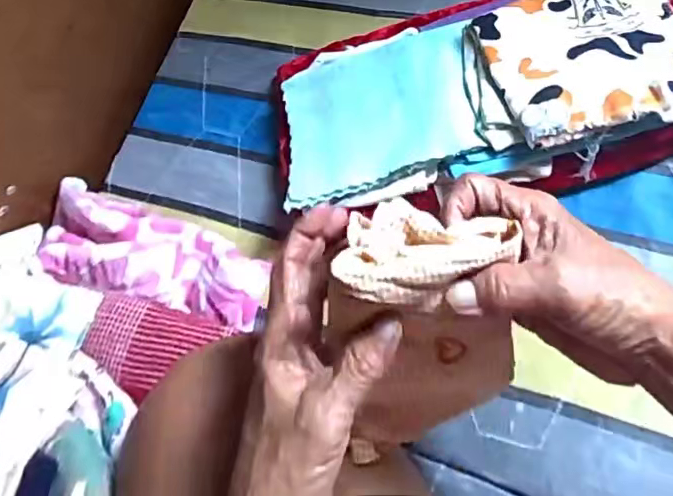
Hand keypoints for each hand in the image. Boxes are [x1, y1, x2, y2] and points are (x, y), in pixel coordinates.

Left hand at [229, 205, 402, 495]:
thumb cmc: (286, 462)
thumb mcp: (325, 414)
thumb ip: (357, 367)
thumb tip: (392, 318)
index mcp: (280, 336)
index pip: (288, 268)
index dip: (307, 233)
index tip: (337, 212)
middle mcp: (288, 335)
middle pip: (302, 273)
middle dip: (326, 241)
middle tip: (363, 222)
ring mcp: (301, 352)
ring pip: (317, 295)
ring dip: (338, 266)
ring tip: (373, 247)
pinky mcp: (315, 370)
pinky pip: (332, 322)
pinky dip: (350, 300)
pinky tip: (374, 298)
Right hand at [440, 174, 672, 384]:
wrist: (647, 342)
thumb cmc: (607, 293)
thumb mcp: (554, 283)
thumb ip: (501, 286)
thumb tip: (448, 295)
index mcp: (528, 210)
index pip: (474, 190)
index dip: (455, 210)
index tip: (448, 245)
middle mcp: (515, 233)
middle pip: (466, 227)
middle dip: (445, 248)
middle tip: (425, 281)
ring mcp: (516, 269)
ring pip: (469, 262)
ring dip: (450, 280)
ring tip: (430, 305)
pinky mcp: (518, 302)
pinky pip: (479, 294)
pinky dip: (463, 304)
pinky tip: (450, 321)